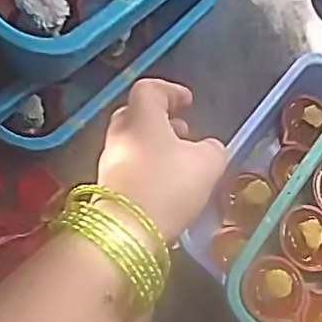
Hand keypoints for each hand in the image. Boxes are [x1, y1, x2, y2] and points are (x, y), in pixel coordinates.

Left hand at [96, 79, 226, 242]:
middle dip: (160, 122)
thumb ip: (213, 150)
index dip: (171, 91)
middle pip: (136, 116)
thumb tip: (210, 148)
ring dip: (154, 149)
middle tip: (182, 132)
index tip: (188, 101)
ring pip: (132, 145)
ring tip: (177, 165)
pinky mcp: (108, 191)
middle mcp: (119, 135)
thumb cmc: (168, 187)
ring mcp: (109, 164)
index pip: (150, 89)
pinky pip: (129, 171)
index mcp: (142, 117)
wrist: (127, 232)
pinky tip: (163, 189)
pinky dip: (146, 172)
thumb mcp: (207, 165)